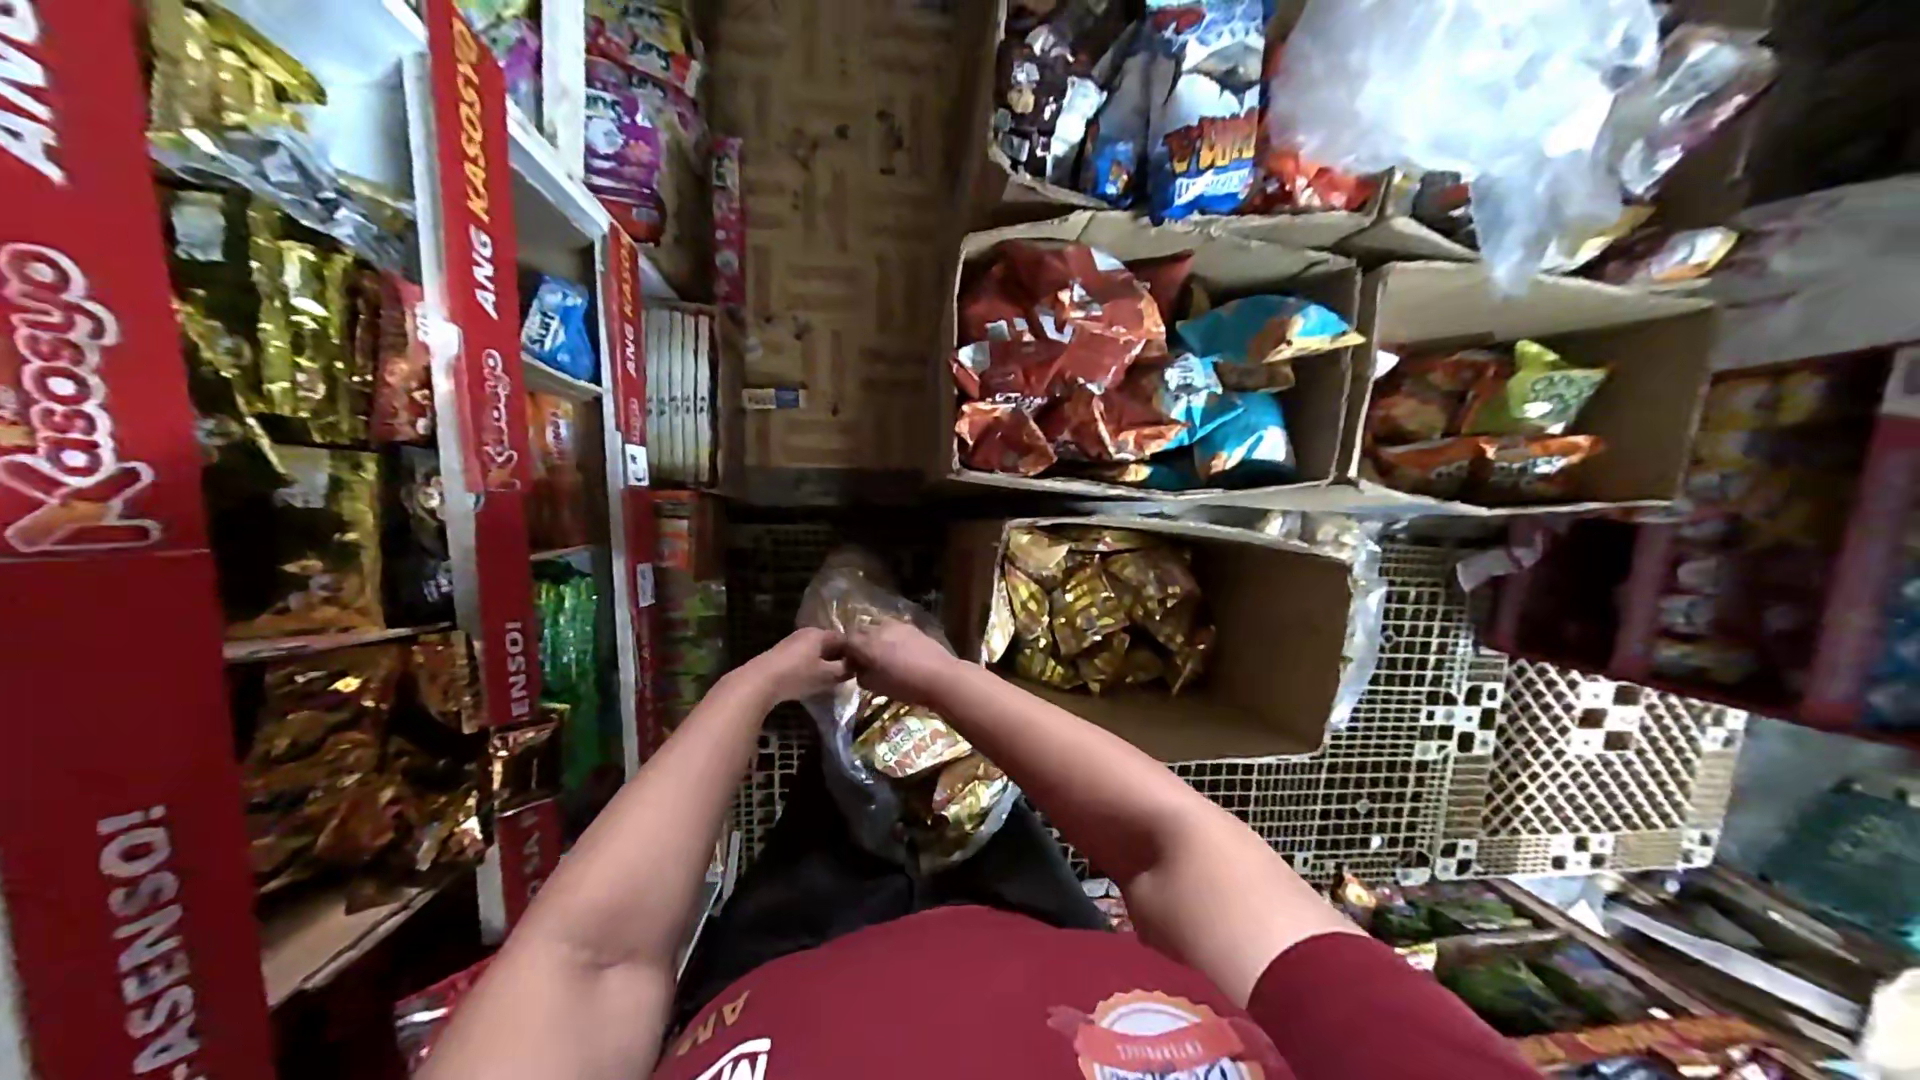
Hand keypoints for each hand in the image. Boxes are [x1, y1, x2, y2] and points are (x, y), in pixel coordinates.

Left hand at [737, 628, 850, 704]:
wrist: (759, 682)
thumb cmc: (797, 676)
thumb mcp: (827, 675)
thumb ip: (844, 670)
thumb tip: (855, 666)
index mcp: (819, 634)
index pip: (844, 639)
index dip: (854, 652)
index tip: (861, 666)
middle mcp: (806, 633)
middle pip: (829, 644)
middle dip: (839, 658)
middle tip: (847, 674)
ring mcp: (792, 643)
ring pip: (816, 652)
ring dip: (824, 663)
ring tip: (831, 679)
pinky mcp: (781, 655)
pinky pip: (804, 658)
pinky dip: (811, 667)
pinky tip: (812, 680)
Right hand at [844, 619, 965, 707]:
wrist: (940, 676)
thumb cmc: (905, 685)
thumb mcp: (875, 686)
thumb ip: (861, 674)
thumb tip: (858, 668)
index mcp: (865, 644)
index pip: (845, 641)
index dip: (843, 651)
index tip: (847, 663)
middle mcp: (877, 629)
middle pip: (860, 631)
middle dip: (858, 642)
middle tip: (863, 658)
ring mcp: (896, 625)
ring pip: (877, 627)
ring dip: (874, 637)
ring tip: (881, 653)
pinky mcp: (911, 626)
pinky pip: (893, 628)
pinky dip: (890, 636)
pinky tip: (898, 649)